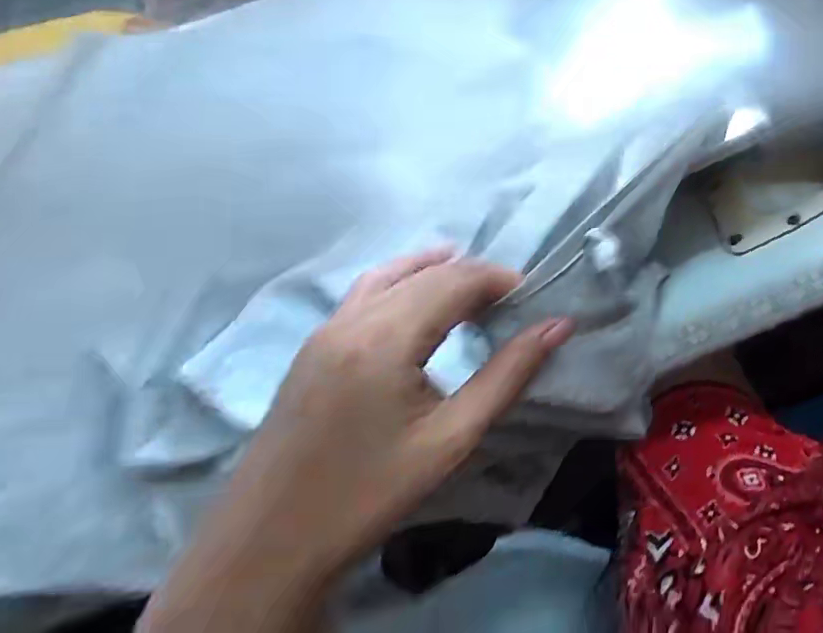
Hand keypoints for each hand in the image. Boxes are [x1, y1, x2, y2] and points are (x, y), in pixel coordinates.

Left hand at [138, 250, 573, 632]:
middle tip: (512, 302)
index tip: (533, 297)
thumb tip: (558, 325)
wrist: (264, 549)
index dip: (500, 279)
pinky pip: (366, 290)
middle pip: (428, 272)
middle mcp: (353, 318)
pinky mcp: (312, 345)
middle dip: (476, 277)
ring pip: (395, 274)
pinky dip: (403, 280)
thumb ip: (508, 375)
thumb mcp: (450, 439)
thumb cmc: (367, 495)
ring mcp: (326, 328)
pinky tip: (418, 296)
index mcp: (386, 337)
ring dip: (440, 273)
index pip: (457, 279)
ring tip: (476, 291)